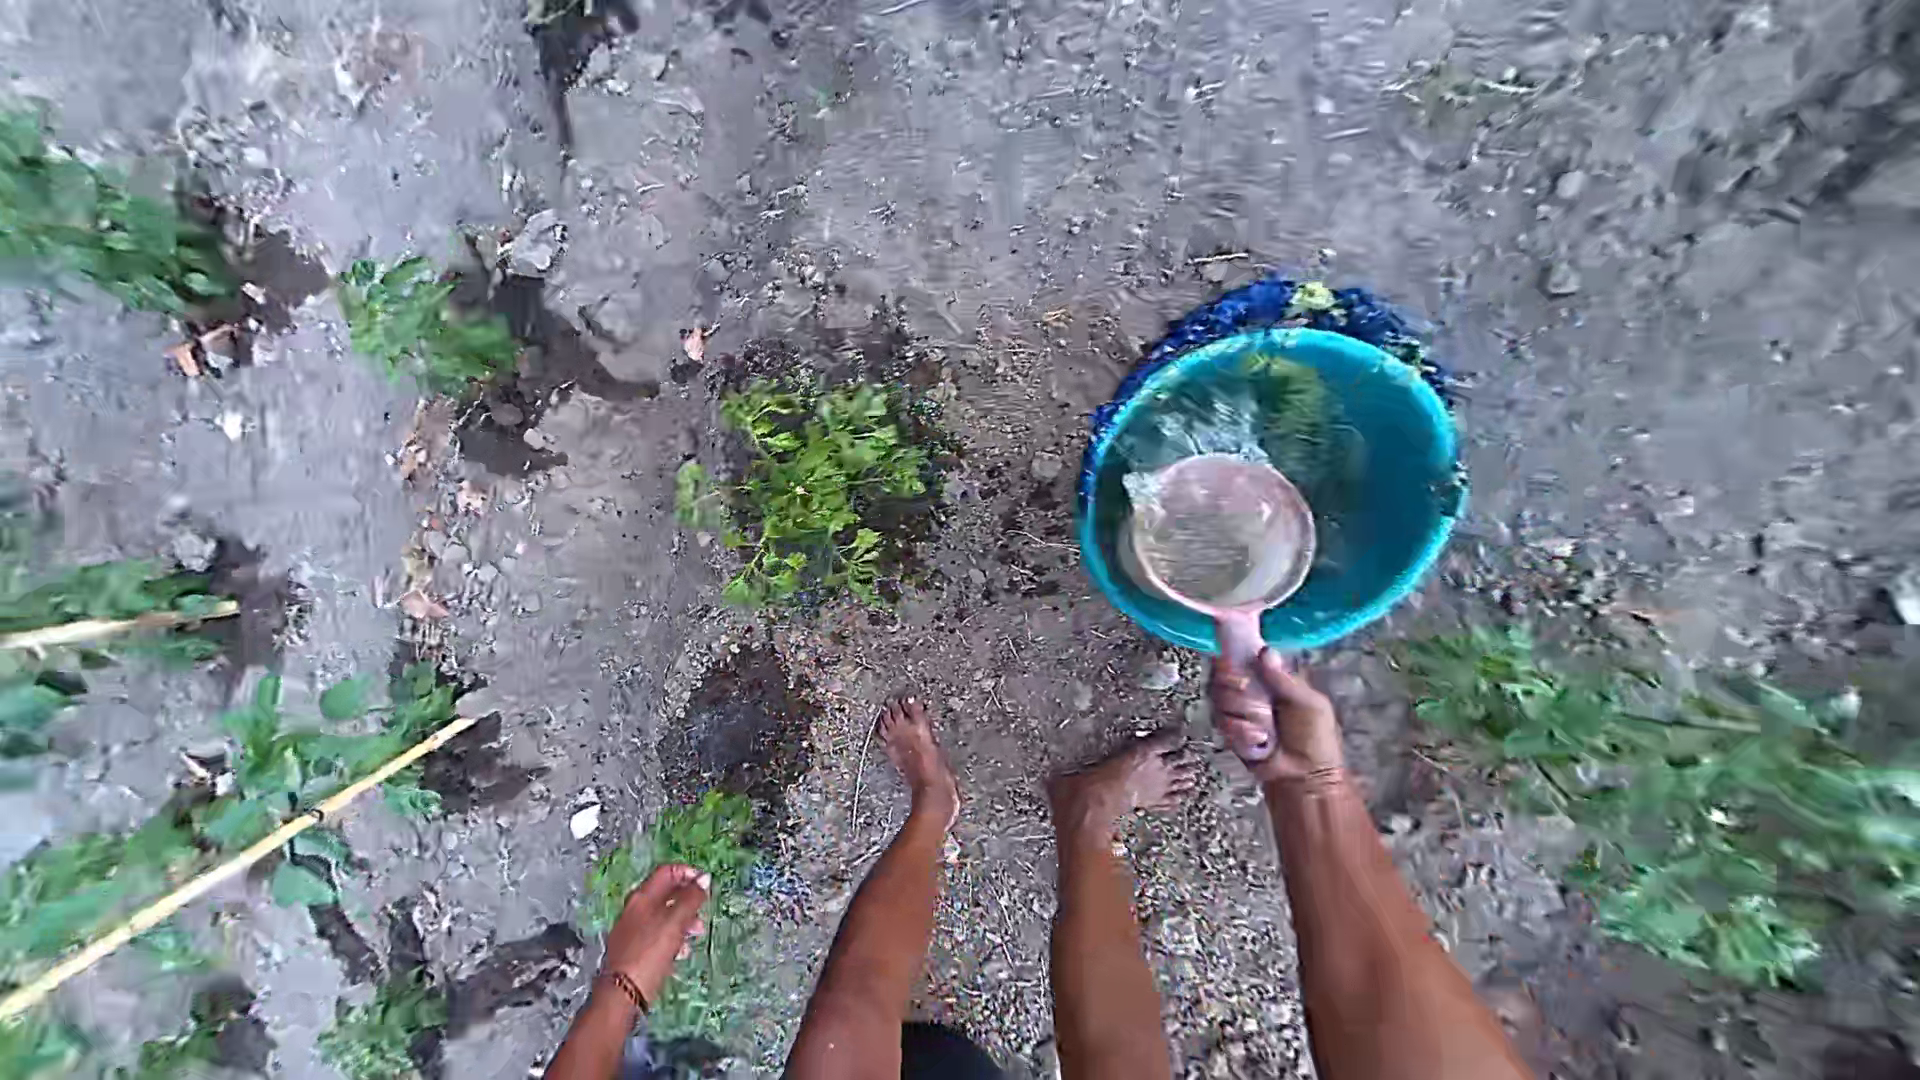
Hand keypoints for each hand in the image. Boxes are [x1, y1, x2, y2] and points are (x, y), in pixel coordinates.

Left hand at [602, 863, 710, 1004]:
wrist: (620, 997)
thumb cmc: (649, 953)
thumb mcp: (675, 922)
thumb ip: (691, 898)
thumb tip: (704, 878)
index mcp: (642, 897)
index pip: (667, 872)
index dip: (688, 873)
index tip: (705, 884)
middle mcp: (635, 910)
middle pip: (666, 893)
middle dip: (689, 900)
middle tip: (703, 910)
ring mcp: (631, 931)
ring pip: (664, 915)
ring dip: (683, 920)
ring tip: (696, 934)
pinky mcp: (632, 951)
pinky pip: (657, 935)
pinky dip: (672, 937)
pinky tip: (680, 951)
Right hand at [1210, 648, 1343, 783]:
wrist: (1304, 777)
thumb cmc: (1314, 739)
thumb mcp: (1309, 704)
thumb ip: (1285, 678)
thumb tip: (1265, 651)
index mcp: (1270, 678)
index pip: (1242, 657)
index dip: (1235, 658)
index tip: (1239, 668)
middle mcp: (1249, 690)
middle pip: (1224, 674)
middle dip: (1238, 689)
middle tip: (1259, 703)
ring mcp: (1236, 709)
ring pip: (1220, 696)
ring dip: (1243, 713)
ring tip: (1264, 729)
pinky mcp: (1228, 729)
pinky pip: (1220, 719)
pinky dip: (1239, 731)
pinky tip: (1256, 740)